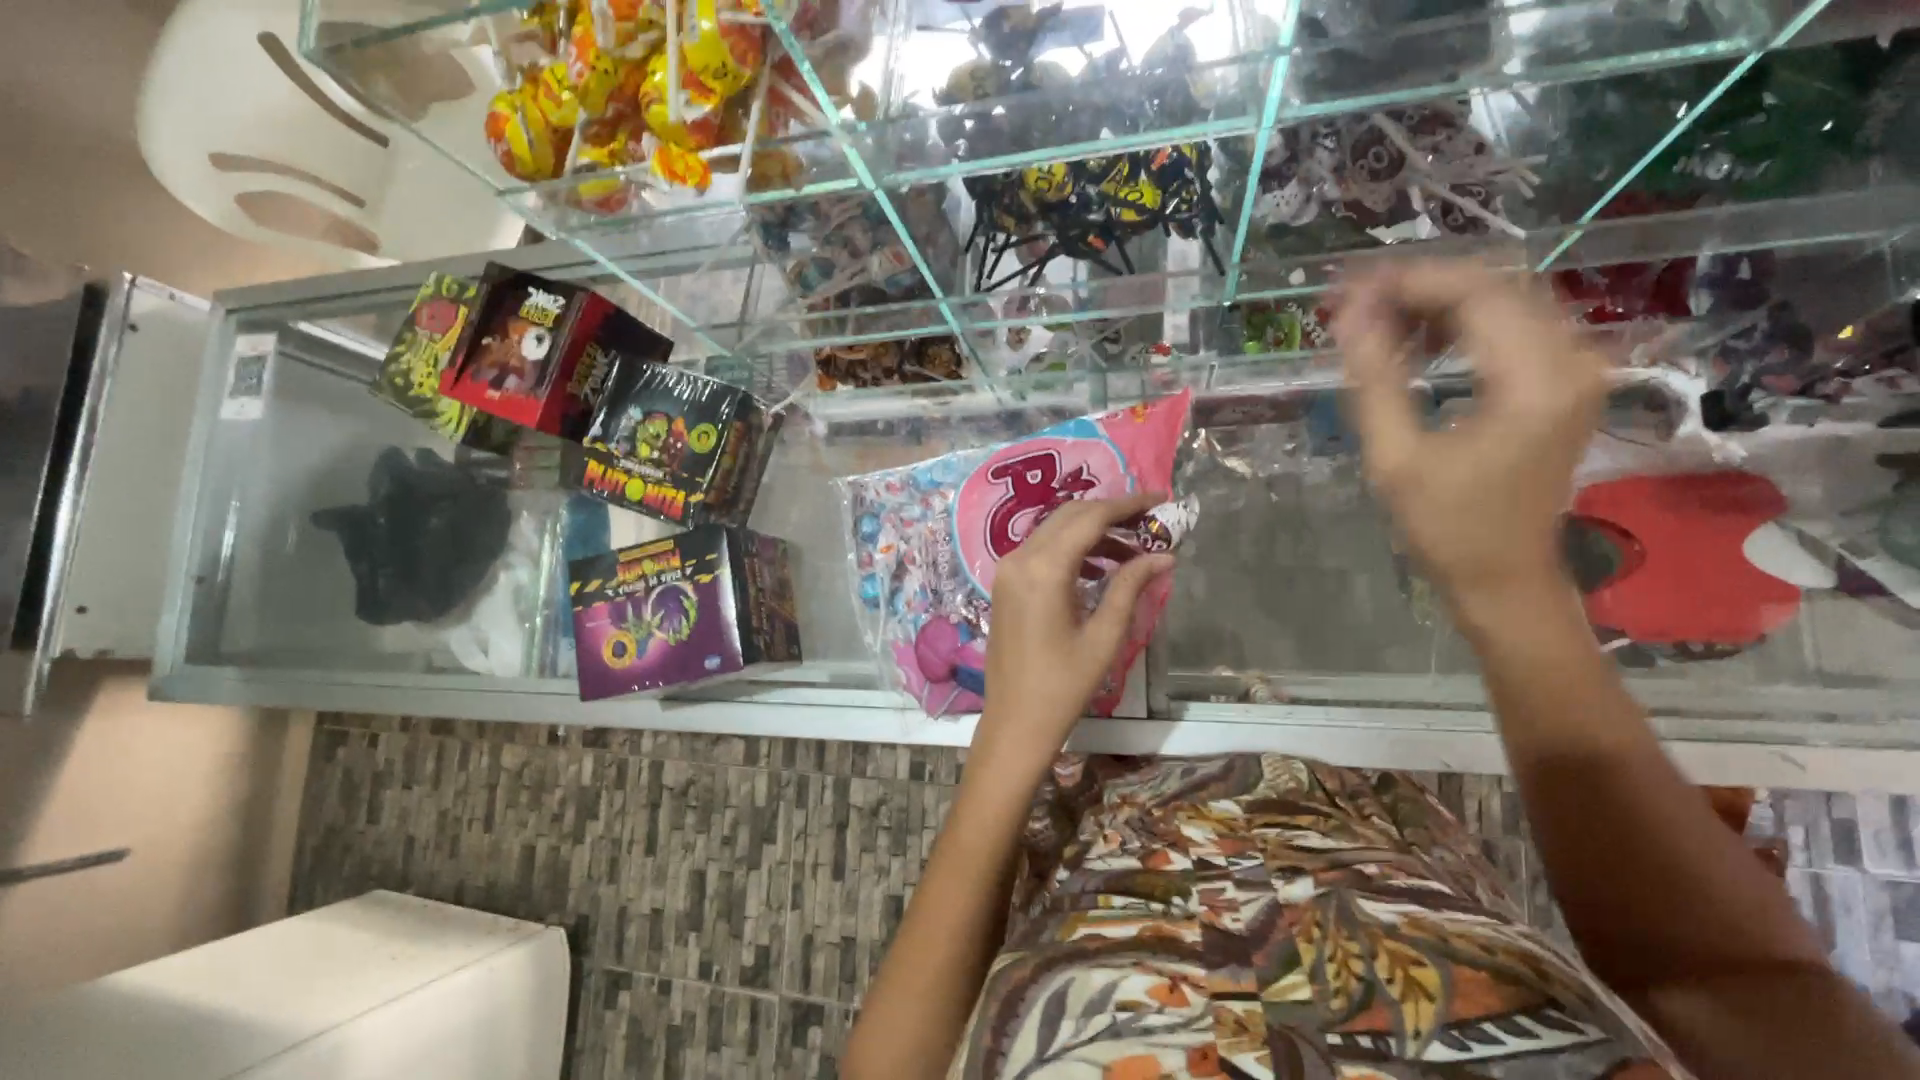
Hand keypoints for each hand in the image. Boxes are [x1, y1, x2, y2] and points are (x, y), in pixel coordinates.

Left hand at [976, 492, 1175, 766]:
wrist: (1015, 721)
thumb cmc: (1063, 685)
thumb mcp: (1105, 636)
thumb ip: (1130, 587)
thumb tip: (1163, 554)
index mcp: (1044, 569)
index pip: (1091, 517)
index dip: (1129, 504)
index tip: (1162, 500)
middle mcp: (1019, 559)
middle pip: (1070, 516)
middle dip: (1112, 513)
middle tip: (1151, 523)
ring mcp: (1007, 570)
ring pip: (1055, 530)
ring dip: (1093, 532)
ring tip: (1133, 551)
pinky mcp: (1005, 584)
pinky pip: (1042, 550)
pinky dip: (1072, 548)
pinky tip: (1102, 569)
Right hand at [1334, 260, 1608, 621]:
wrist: (1505, 577)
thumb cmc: (1448, 528)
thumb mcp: (1396, 458)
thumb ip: (1374, 378)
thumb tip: (1348, 313)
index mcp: (1536, 381)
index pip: (1474, 293)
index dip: (1406, 283)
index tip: (1347, 290)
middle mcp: (1573, 360)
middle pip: (1493, 285)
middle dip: (1418, 286)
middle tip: (1354, 303)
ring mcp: (1577, 368)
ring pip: (1504, 298)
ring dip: (1437, 301)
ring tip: (1376, 321)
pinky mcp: (1567, 380)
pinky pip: (1515, 324)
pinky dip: (1462, 322)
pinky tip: (1418, 339)